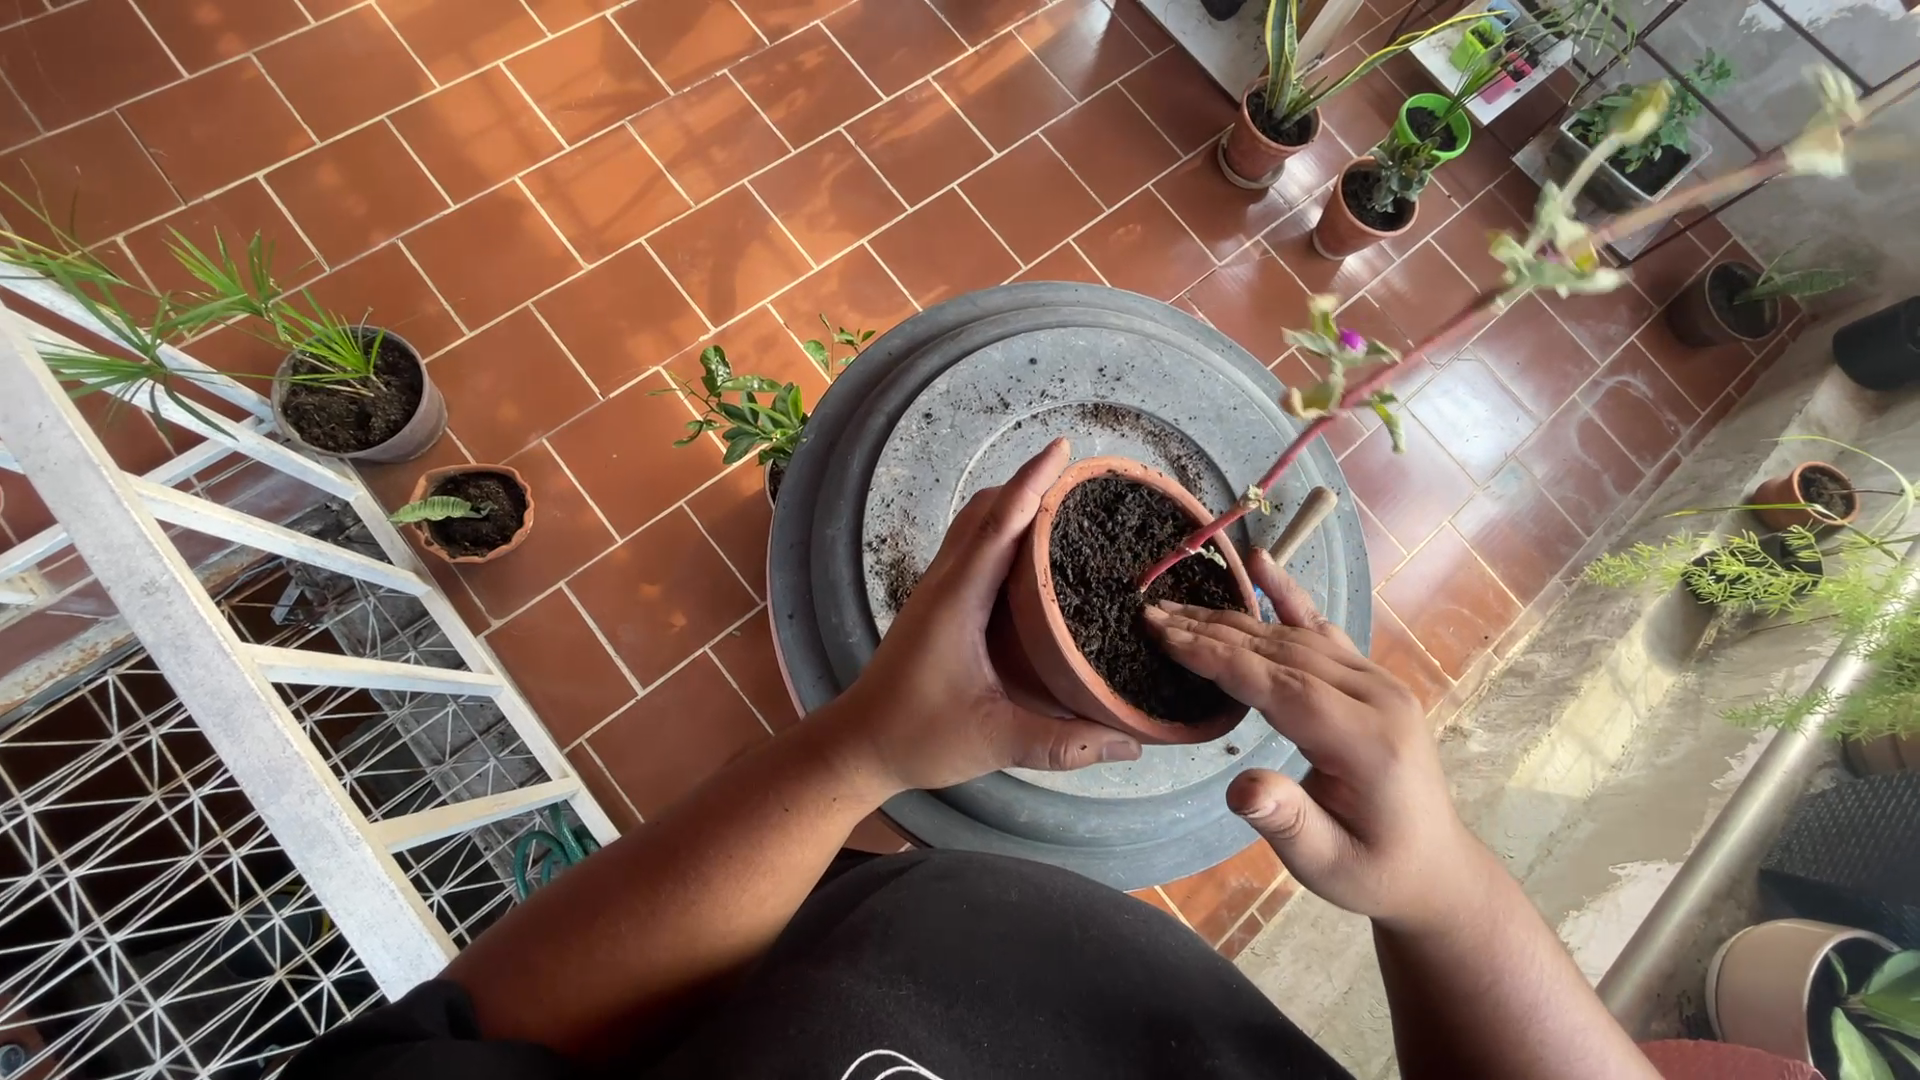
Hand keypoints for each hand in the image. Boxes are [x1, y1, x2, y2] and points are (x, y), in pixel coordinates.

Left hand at [822, 439, 1142, 794]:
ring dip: (1012, 506)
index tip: (1062, 448)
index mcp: (958, 599)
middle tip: (1078, 482)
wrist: (859, 743)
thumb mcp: (995, 740)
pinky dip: (1000, 532)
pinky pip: (970, 548)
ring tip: (1061, 508)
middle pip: (984, 511)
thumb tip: (1132, 744)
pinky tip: (1030, 555)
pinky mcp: (936, 604)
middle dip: (1027, 485)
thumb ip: (1064, 744)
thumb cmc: (917, 736)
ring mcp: (936, 590)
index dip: (1031, 482)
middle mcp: (944, 582)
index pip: (999, 524)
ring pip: (973, 526)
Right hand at [1143, 550, 1491, 928]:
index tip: (1163, 635)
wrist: (1436, 868)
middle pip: (1280, 650)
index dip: (1216, 657)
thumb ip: (1288, 822)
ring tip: (1176, 606)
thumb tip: (1240, 790)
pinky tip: (1263, 565)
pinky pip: (1321, 628)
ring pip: (1292, 636)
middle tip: (1152, 614)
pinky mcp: (1370, 678)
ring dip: (1230, 619)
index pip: (1278, 684)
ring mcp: (1376, 681)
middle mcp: (1376, 697)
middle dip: (1209, 631)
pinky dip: (1287, 596)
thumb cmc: (1374, 871)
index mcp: (1366, 740)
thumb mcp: (1328, 864)